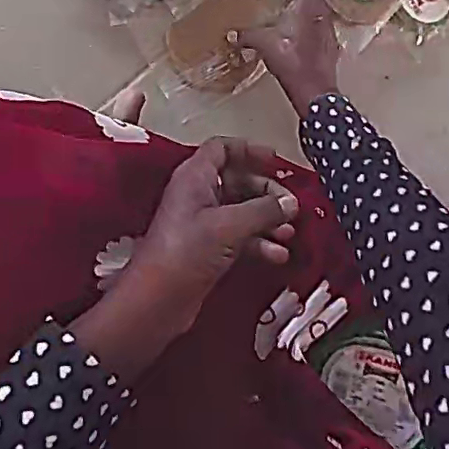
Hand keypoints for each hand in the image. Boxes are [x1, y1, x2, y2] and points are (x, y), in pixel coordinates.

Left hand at [72, 137, 297, 377]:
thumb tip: (290, 202)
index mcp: (195, 176)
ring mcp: (202, 222)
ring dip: (266, 219)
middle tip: (290, 205)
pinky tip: (276, 254)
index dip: (248, 149)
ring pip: (241, 210)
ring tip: (288, 231)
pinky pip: (238, 235)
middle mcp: (197, 194)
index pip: (222, 148)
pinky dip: (258, 242)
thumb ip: (263, 210)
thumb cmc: (186, 253)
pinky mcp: (207, 247)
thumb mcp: (230, 225)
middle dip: (266, 191)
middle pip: (237, 180)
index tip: (274, 158)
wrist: (157, 300)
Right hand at [237, 0, 341, 116]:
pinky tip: (303, 29)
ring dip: (312, 7)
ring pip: (322, 15)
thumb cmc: (296, 70)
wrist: (317, 98)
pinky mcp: (330, 51)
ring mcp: (330, 38)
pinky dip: (313, 24)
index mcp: (314, 16)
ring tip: (298, 2)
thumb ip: (251, 37)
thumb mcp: (269, 50)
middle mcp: (326, 23)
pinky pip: (322, 29)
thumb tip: (232, 34)